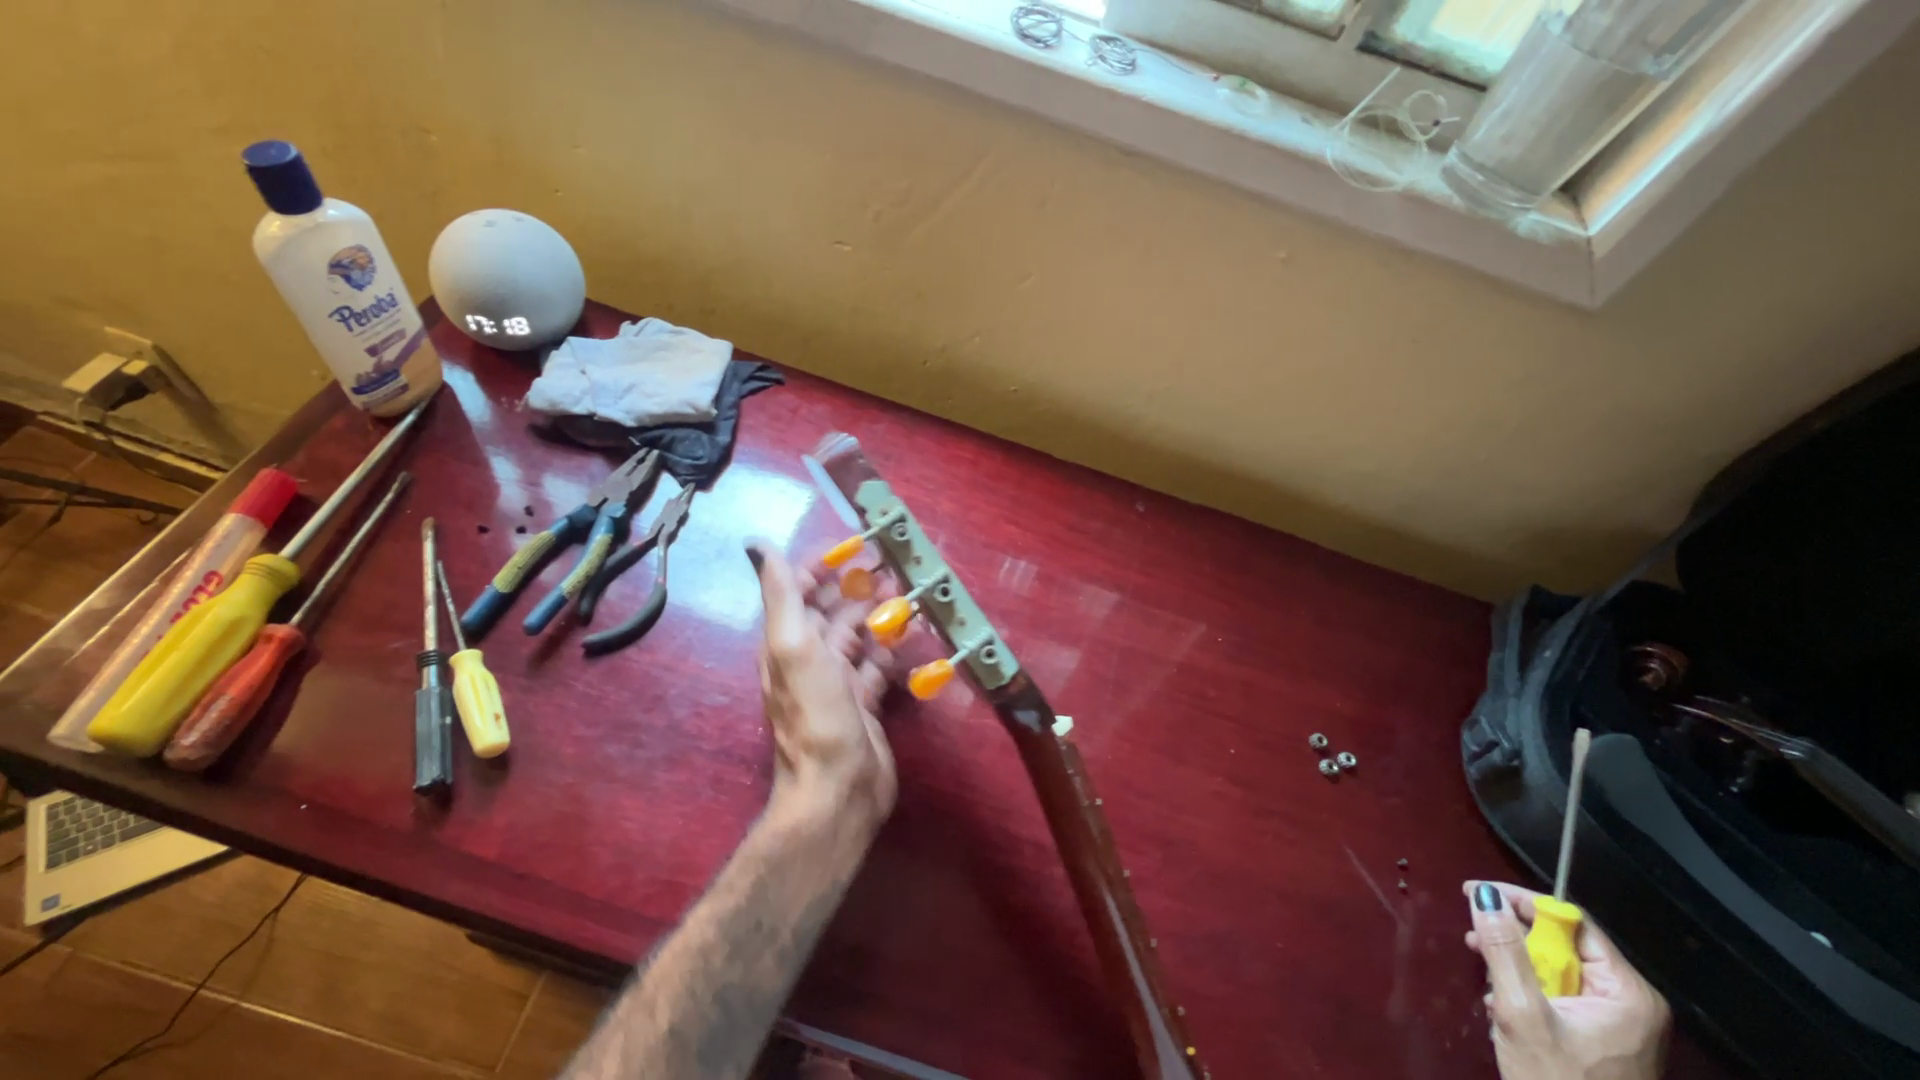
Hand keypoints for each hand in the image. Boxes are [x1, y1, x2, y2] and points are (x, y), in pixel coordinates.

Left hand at [749, 542, 896, 830]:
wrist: (838, 788)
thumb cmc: (815, 713)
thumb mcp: (793, 645)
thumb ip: (781, 594)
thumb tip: (756, 543)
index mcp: (787, 641)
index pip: (799, 590)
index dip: (822, 564)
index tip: (855, 543)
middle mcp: (810, 658)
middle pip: (834, 611)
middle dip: (859, 586)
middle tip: (894, 564)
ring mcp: (839, 683)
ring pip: (860, 636)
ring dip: (881, 614)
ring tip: (911, 594)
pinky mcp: (866, 703)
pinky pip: (880, 666)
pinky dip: (895, 649)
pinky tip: (915, 635)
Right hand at [1464, 881, 1669, 1079]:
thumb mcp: (1522, 1013)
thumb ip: (1503, 951)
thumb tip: (1486, 897)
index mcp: (1627, 992)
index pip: (1572, 922)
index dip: (1522, 902)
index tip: (1477, 894)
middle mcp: (1631, 1002)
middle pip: (1564, 946)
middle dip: (1514, 940)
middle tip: (1472, 937)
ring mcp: (1620, 1025)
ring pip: (1558, 972)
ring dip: (1516, 970)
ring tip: (1484, 976)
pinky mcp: (1603, 1042)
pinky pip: (1561, 998)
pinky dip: (1528, 995)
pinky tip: (1503, 1008)